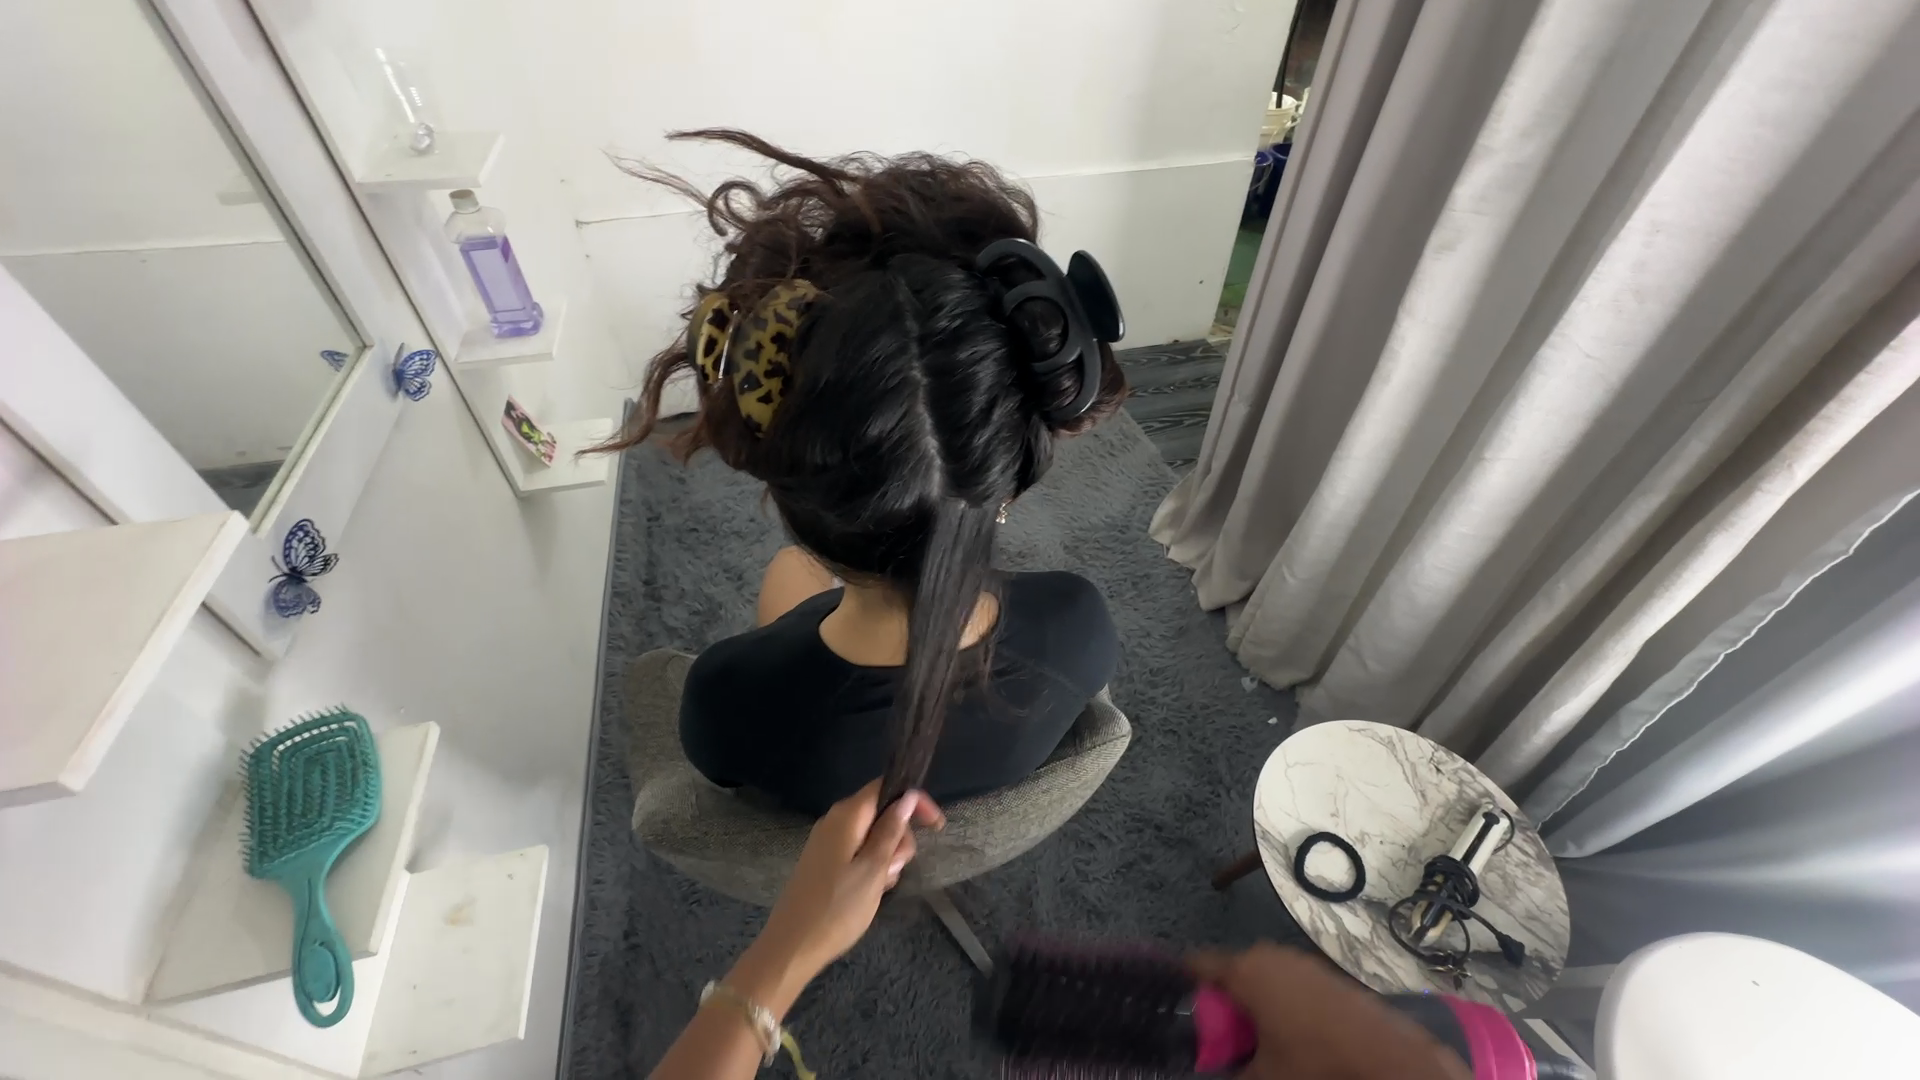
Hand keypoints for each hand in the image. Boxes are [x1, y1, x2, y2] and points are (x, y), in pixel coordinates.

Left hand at [757, 780, 945, 982]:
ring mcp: (828, 841)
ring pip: (872, 835)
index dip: (913, 801)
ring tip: (881, 886)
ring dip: (886, 857)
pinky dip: (871, 866)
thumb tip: (908, 795)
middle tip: (895, 869)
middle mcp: (836, 819)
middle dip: (898, 838)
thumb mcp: (873, 869)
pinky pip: (858, 852)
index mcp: (847, 815)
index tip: (934, 826)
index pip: (886, 787)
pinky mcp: (824, 861)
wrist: (792, 947)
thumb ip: (891, 830)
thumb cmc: (838, 908)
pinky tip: (870, 891)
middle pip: (882, 812)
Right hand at [1188, 944, 1470, 1078]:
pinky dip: (1283, 1007)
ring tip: (1260, 1043)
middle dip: (1224, 1004)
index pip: (1197, 965)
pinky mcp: (1327, 976)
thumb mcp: (1263, 1079)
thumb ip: (1231, 1072)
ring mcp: (1301, 962)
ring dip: (1255, 1006)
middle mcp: (1269, 955)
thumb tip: (1214, 1072)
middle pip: (1231, 973)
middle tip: (1223, 1039)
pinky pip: (1290, 986)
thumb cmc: (1317, 1065)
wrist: (1395, 1063)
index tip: (1176, 1006)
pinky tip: (1295, 1039)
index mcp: (1245, 971)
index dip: (1183, 985)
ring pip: (1262, 979)